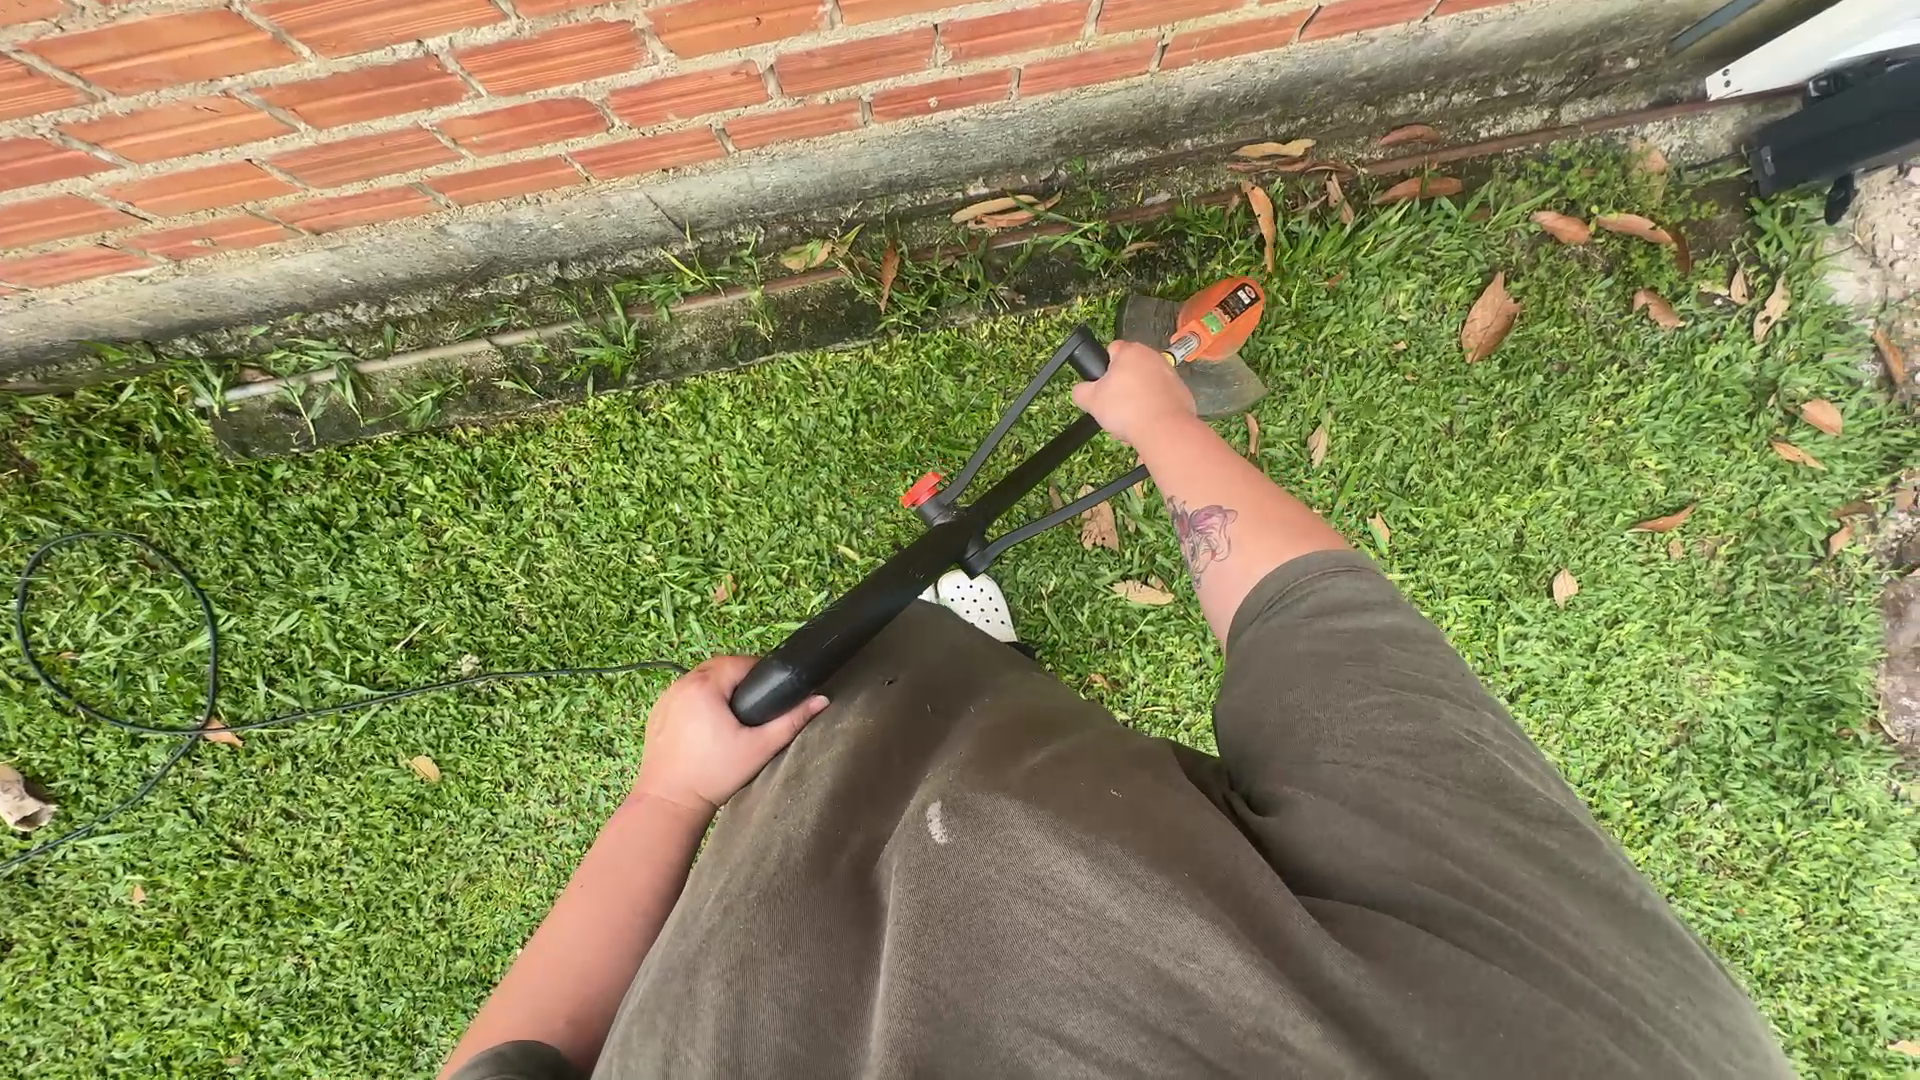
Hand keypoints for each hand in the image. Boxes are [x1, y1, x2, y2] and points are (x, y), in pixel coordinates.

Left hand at [631, 656, 828, 814]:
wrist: (669, 803)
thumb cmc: (715, 774)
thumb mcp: (760, 747)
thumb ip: (792, 720)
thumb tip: (821, 700)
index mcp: (705, 686)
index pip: (740, 662)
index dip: (759, 672)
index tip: (770, 692)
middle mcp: (682, 685)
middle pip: (719, 667)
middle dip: (739, 678)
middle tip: (756, 703)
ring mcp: (666, 698)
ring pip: (700, 679)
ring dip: (718, 688)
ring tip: (735, 713)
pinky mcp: (656, 713)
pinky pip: (684, 694)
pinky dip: (698, 700)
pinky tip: (709, 723)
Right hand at [1071, 340, 1198, 447]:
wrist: (1163, 429)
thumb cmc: (1126, 409)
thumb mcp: (1090, 400)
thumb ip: (1080, 391)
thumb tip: (1081, 390)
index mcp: (1130, 352)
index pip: (1112, 349)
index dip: (1104, 367)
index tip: (1102, 386)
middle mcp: (1153, 357)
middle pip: (1130, 369)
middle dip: (1121, 387)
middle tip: (1113, 407)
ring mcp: (1170, 373)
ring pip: (1145, 385)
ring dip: (1136, 399)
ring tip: (1129, 421)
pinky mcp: (1181, 391)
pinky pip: (1160, 398)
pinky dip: (1152, 408)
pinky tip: (1145, 424)